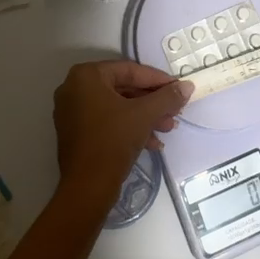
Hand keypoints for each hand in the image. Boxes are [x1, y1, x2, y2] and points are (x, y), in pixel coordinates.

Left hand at [52, 60, 191, 197]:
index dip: (158, 80)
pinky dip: (129, 128)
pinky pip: (107, 122)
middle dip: (152, 102)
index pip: (129, 71)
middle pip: (123, 89)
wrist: (86, 188)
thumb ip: (167, 97)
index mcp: (86, 76)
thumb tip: (187, 86)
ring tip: (169, 128)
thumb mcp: (144, 115)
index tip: (178, 88)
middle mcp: (75, 88)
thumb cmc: (113, 140)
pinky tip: (153, 143)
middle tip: (176, 110)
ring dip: (145, 117)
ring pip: (117, 107)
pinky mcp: (76, 133)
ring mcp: (73, 111)